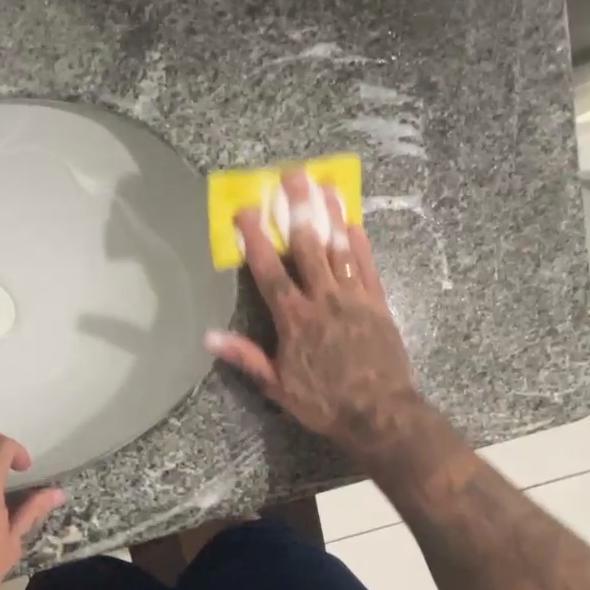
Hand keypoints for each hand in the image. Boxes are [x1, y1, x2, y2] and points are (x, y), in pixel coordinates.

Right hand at [206, 170, 424, 458]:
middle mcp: (323, 300)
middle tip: (292, 176)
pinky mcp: (379, 304)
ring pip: (340, 248)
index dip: (256, 240)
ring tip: (324, 184)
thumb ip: (246, 357)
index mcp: (294, 320)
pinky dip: (360, 243)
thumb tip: (209, 337)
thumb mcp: (278, 386)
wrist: (380, 413)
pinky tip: (353, 222)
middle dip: (298, 210)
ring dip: (331, 214)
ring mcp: (354, 298)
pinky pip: (368, 266)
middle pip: (309, 247)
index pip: (270, 272)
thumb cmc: (324, 403)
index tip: (245, 211)